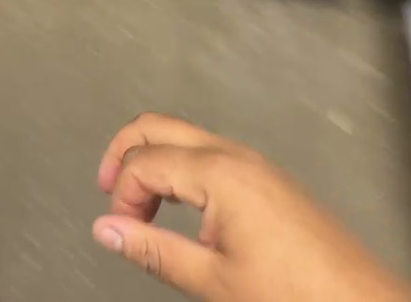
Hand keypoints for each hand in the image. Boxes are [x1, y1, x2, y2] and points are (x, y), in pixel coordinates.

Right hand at [93, 113, 410, 301]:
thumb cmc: (304, 299)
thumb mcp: (215, 283)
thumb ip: (152, 251)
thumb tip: (106, 230)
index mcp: (218, 173)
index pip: (143, 162)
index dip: (121, 192)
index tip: (120, 226)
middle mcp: (236, 156)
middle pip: (156, 126)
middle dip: (123, 152)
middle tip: (109, 187)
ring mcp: (257, 164)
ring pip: (183, 135)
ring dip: (153, 160)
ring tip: (142, 201)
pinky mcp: (272, 180)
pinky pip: (209, 152)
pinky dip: (181, 167)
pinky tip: (184, 206)